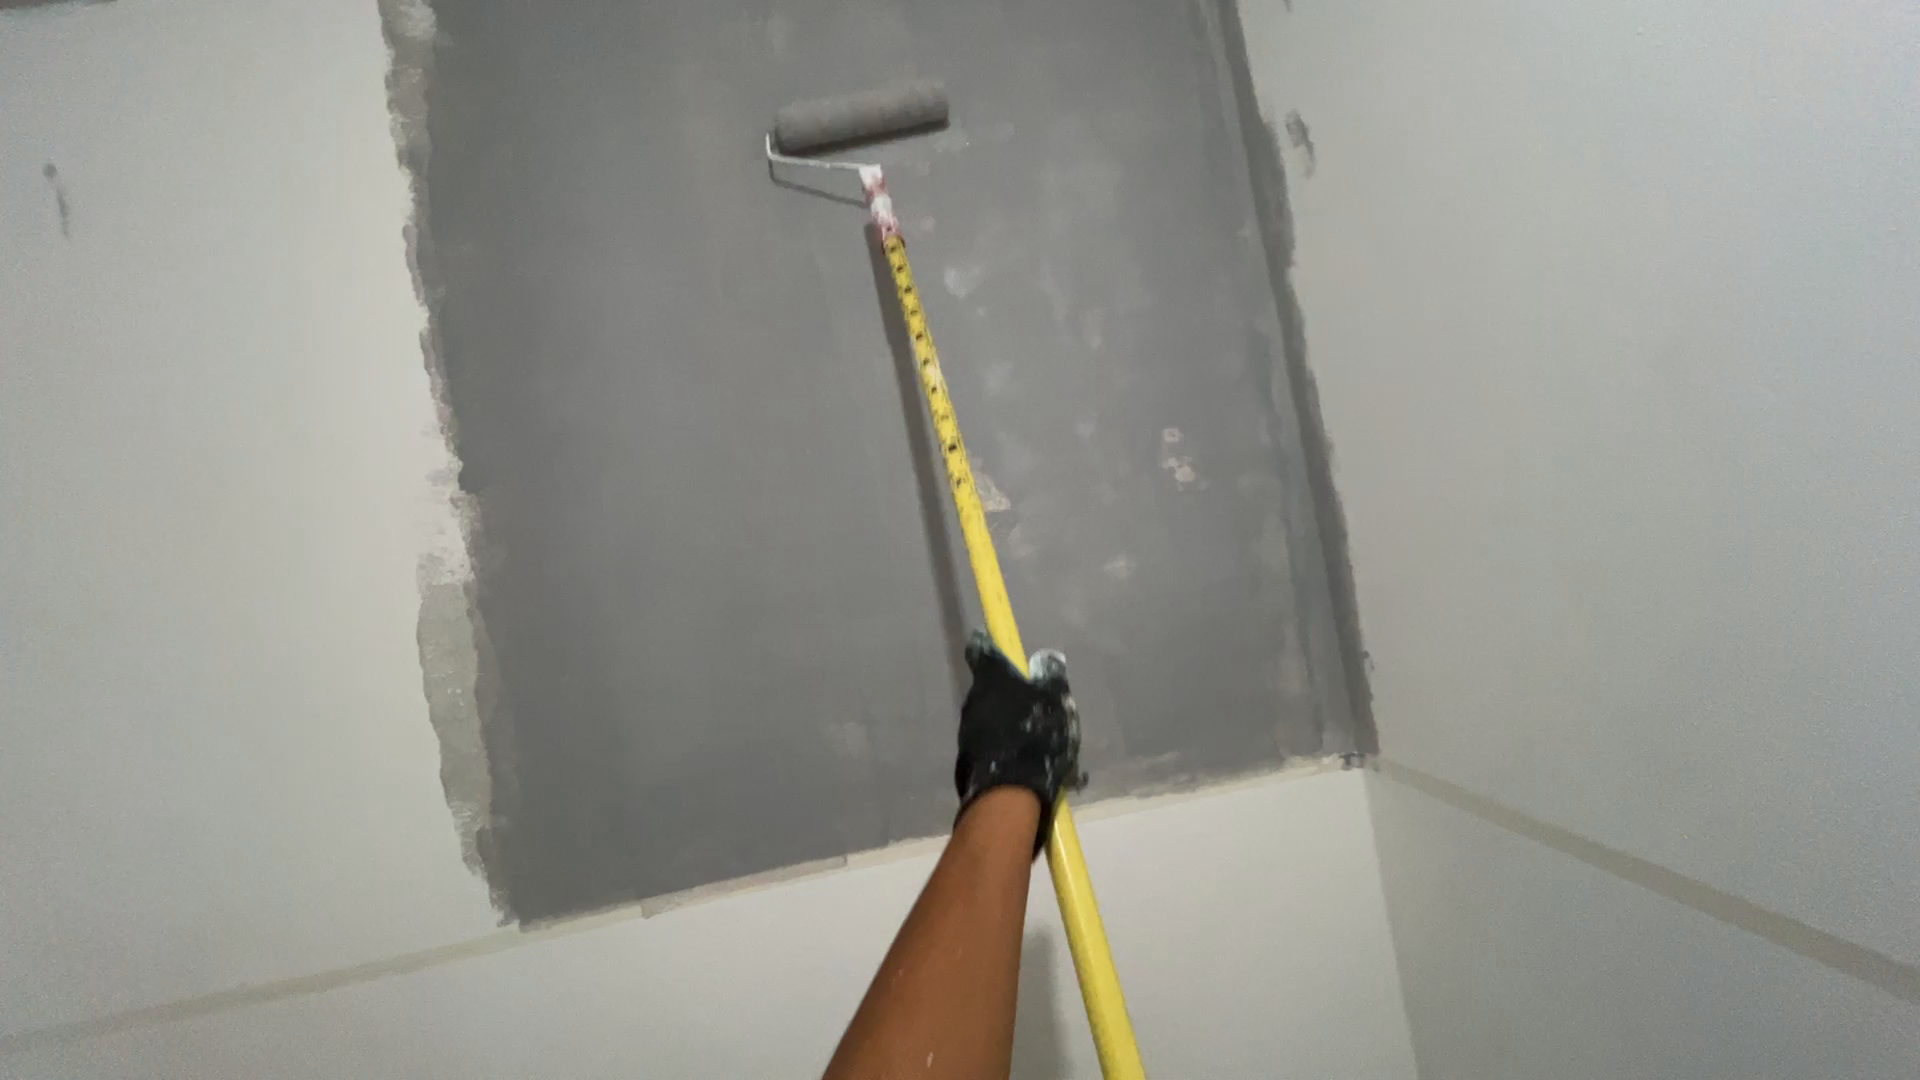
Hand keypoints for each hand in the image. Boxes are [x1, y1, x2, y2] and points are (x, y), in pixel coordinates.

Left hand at [955, 631, 1084, 855]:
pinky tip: (1035, 770)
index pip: (980, 651)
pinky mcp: (969, 762)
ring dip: (1012, 728)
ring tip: (1043, 747)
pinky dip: (1010, 753)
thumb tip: (1046, 657)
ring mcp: (968, 733)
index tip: (995, 645)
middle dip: (1010, 696)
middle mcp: (973, 702)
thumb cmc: (1034, 736)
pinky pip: (993, 749)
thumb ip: (1051, 677)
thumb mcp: (1055, 701)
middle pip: (990, 689)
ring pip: (993, 722)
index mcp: (991, 680)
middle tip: (1037, 708)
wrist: (1008, 795)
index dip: (987, 646)